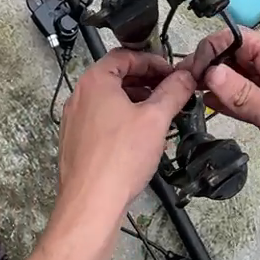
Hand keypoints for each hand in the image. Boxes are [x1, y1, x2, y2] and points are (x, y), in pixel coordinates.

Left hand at [54, 50, 196, 234]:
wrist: (91, 204)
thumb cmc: (117, 161)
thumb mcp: (156, 119)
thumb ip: (173, 92)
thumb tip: (184, 78)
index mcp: (95, 81)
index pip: (125, 55)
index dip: (152, 61)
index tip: (170, 73)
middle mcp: (80, 96)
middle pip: (116, 76)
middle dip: (146, 82)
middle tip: (169, 91)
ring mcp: (75, 120)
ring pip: (109, 99)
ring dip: (135, 101)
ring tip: (159, 115)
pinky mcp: (76, 142)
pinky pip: (102, 119)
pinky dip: (122, 119)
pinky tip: (140, 137)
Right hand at [179, 27, 259, 204]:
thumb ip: (241, 94)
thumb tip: (210, 71)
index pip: (241, 38)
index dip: (215, 46)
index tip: (195, 66)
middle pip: (239, 56)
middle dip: (212, 64)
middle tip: (187, 81)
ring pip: (241, 78)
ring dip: (219, 83)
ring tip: (192, 93)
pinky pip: (247, 98)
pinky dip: (229, 100)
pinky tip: (209, 105)